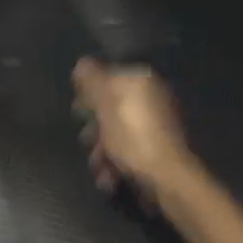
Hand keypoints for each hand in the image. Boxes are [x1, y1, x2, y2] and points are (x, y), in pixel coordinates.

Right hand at [72, 57, 192, 198]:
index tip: (77, 113)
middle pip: (112, 109)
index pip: (108, 78)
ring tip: (98, 169)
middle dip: (95, 129)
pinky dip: (116, 164)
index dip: (89, 95)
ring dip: (102, 153)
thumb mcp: (105, 102)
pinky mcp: (157, 151)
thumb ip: (91, 80)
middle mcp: (151, 97)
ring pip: (119, 134)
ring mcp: (156, 126)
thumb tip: (81, 64)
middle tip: (87, 142)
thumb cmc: (132, 136)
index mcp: (140, 80)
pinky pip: (130, 152)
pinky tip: (109, 179)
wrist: (165, 175)